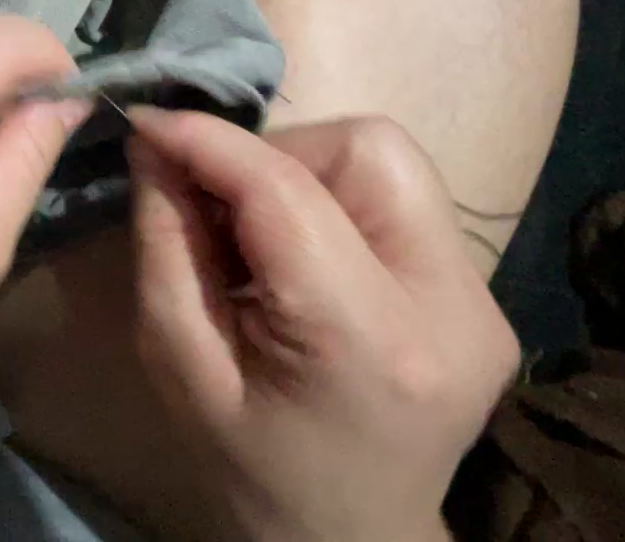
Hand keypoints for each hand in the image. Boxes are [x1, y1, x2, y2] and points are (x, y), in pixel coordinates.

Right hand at [127, 110, 518, 541]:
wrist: (348, 533)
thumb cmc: (245, 458)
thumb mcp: (176, 353)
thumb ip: (165, 239)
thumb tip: (152, 143)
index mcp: (369, 338)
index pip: (285, 190)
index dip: (206, 139)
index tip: (144, 123)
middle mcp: (452, 304)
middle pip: (363, 149)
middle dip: (268, 154)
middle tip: (214, 203)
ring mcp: (480, 296)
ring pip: (383, 157)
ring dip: (297, 169)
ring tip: (253, 230)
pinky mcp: (477, 289)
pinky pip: (393, 193)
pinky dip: (325, 193)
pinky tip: (293, 248)